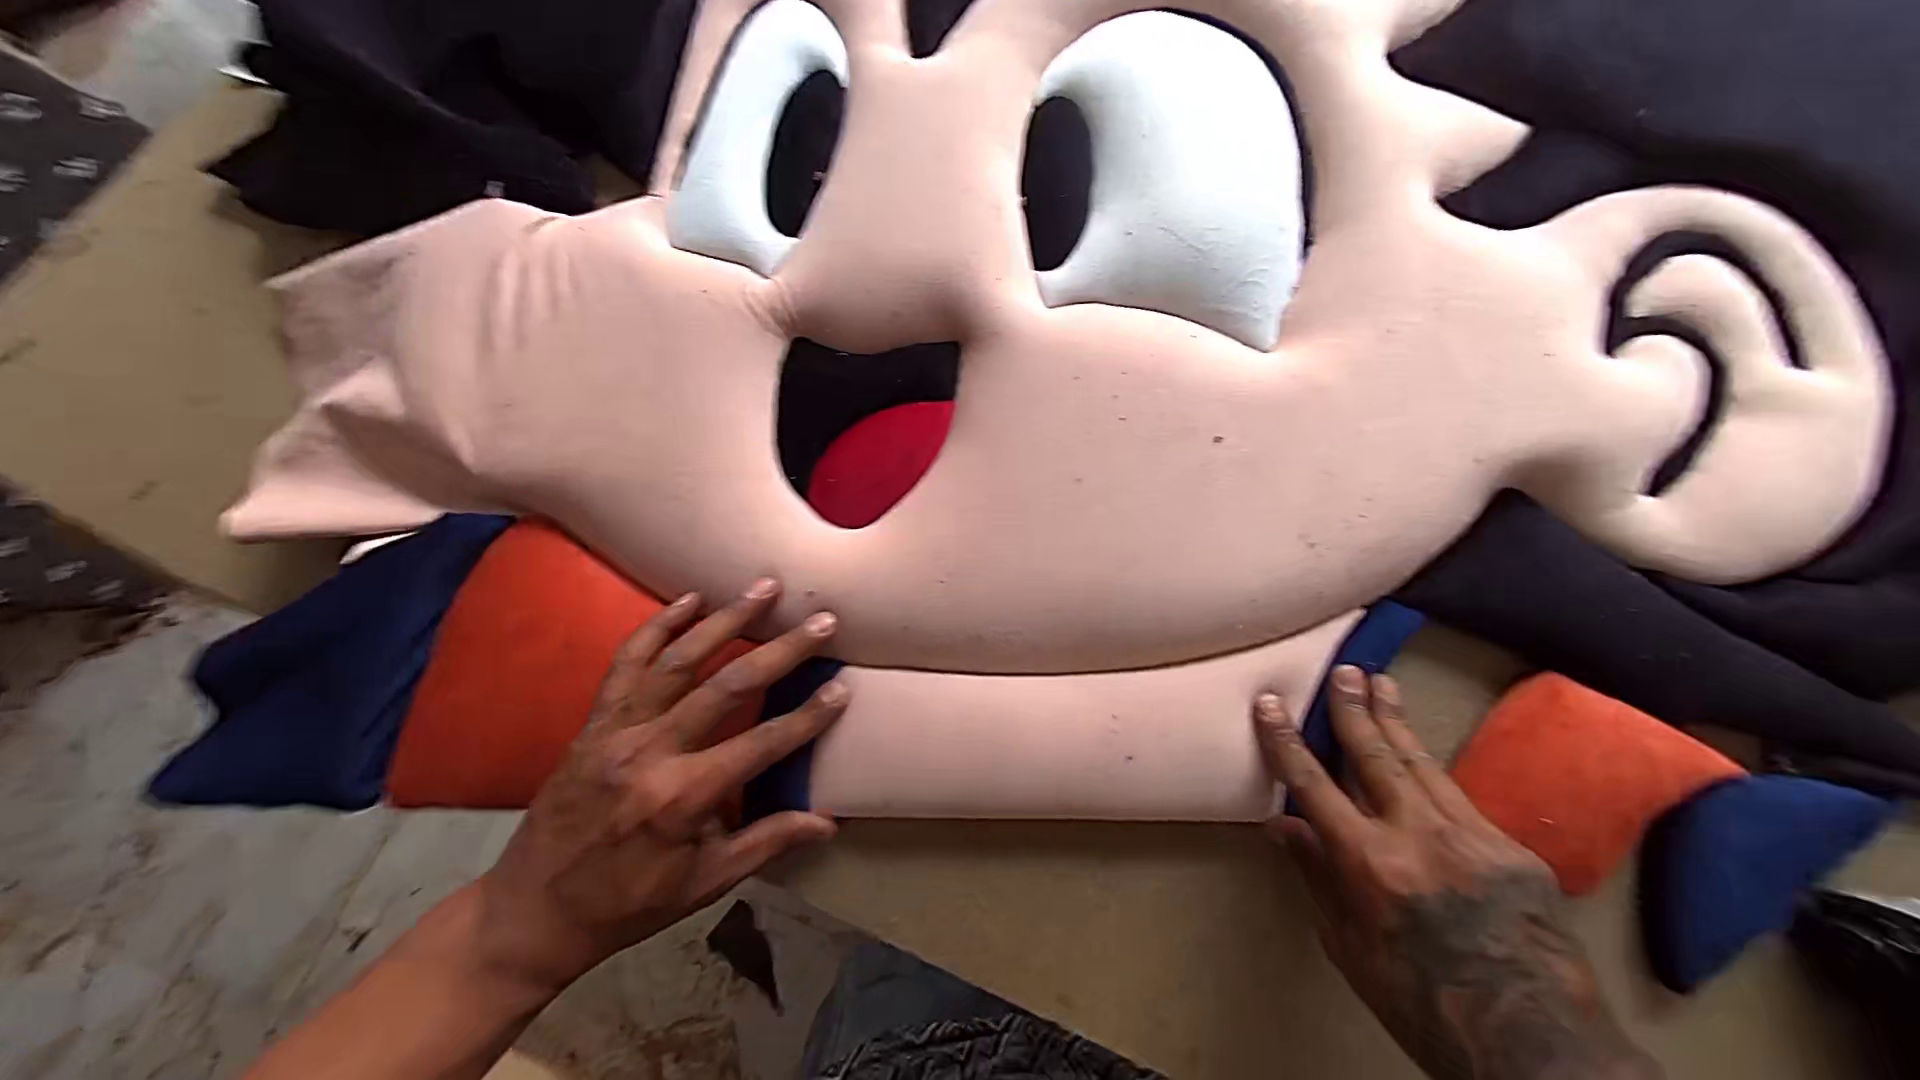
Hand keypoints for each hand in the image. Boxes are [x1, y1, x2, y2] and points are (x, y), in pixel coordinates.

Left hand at [472, 579, 847, 992]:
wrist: (529, 913)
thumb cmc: (627, 904)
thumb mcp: (703, 884)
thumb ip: (766, 843)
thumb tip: (828, 823)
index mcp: (683, 798)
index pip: (763, 744)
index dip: (808, 716)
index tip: (843, 687)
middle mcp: (650, 752)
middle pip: (728, 685)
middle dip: (782, 650)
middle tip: (821, 620)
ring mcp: (617, 729)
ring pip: (679, 659)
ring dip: (726, 618)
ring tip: (764, 588)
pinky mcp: (594, 721)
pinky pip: (627, 661)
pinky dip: (658, 625)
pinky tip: (689, 598)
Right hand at [1255, 667, 1661, 1079]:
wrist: (1539, 1047)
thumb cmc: (1422, 1002)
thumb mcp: (1349, 946)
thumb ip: (1318, 877)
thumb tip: (1283, 826)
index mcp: (1369, 863)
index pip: (1312, 784)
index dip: (1286, 740)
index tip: (1270, 703)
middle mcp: (1417, 836)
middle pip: (1374, 755)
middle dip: (1352, 709)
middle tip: (1344, 670)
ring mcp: (1471, 837)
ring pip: (1420, 762)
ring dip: (1395, 720)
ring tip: (1381, 684)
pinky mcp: (1511, 849)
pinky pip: (1459, 797)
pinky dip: (1431, 771)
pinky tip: (1422, 756)